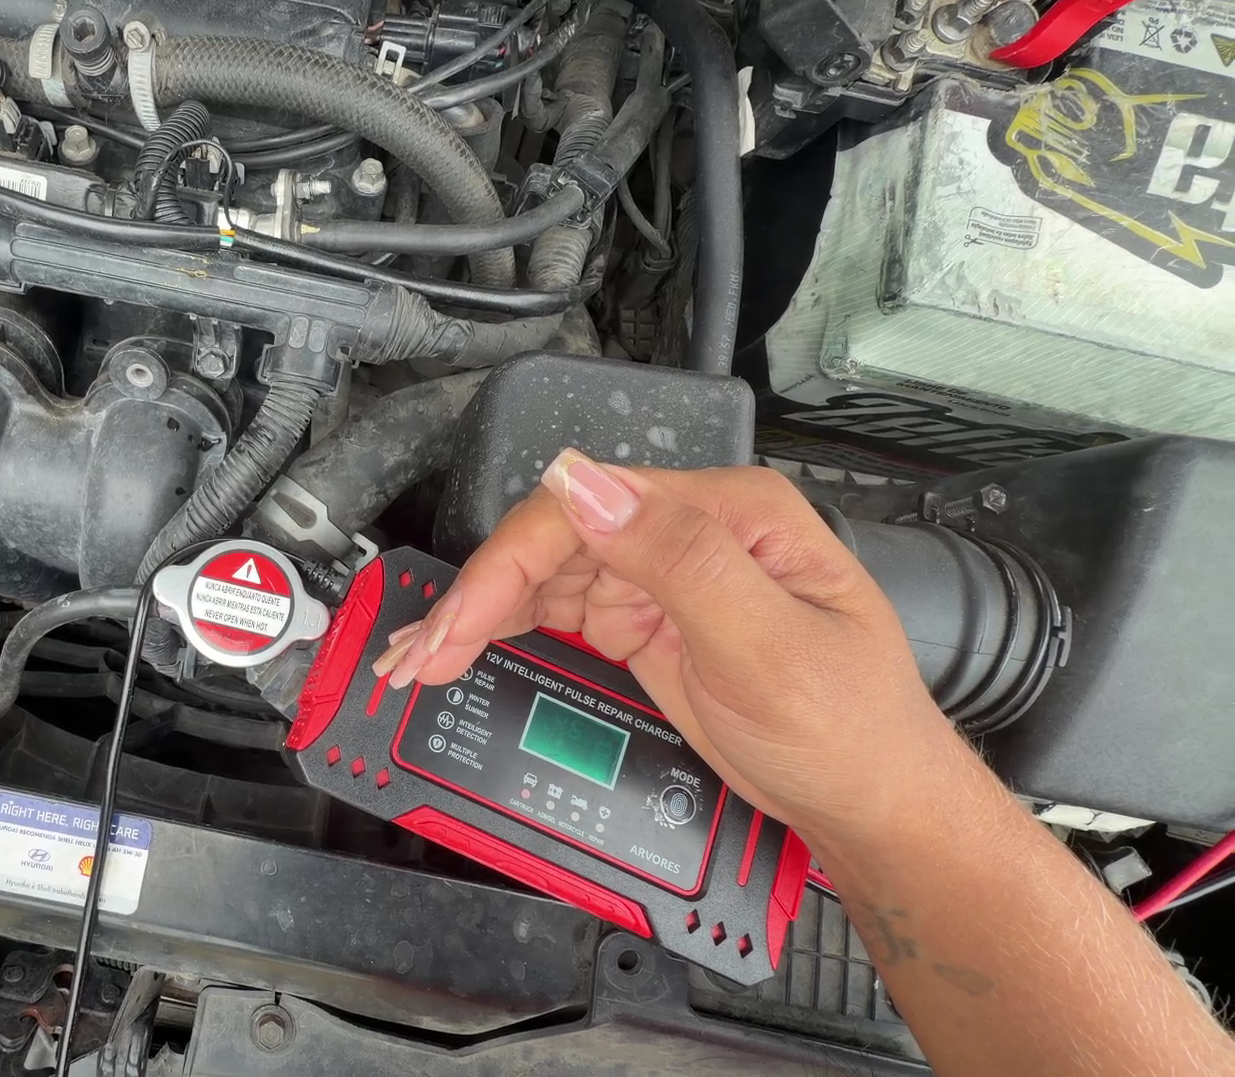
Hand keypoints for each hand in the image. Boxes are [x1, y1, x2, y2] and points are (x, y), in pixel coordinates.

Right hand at [373, 451, 953, 839]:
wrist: (862, 799)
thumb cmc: (846, 728)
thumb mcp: (769, 645)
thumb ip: (677, 557)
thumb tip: (583, 483)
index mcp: (720, 512)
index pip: (581, 512)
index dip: (507, 566)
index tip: (458, 625)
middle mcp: (677, 529)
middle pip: (546, 542)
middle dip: (475, 599)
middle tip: (421, 655)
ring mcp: (649, 571)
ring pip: (534, 575)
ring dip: (473, 617)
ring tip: (421, 658)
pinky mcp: (630, 613)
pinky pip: (547, 608)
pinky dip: (499, 629)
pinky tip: (462, 647)